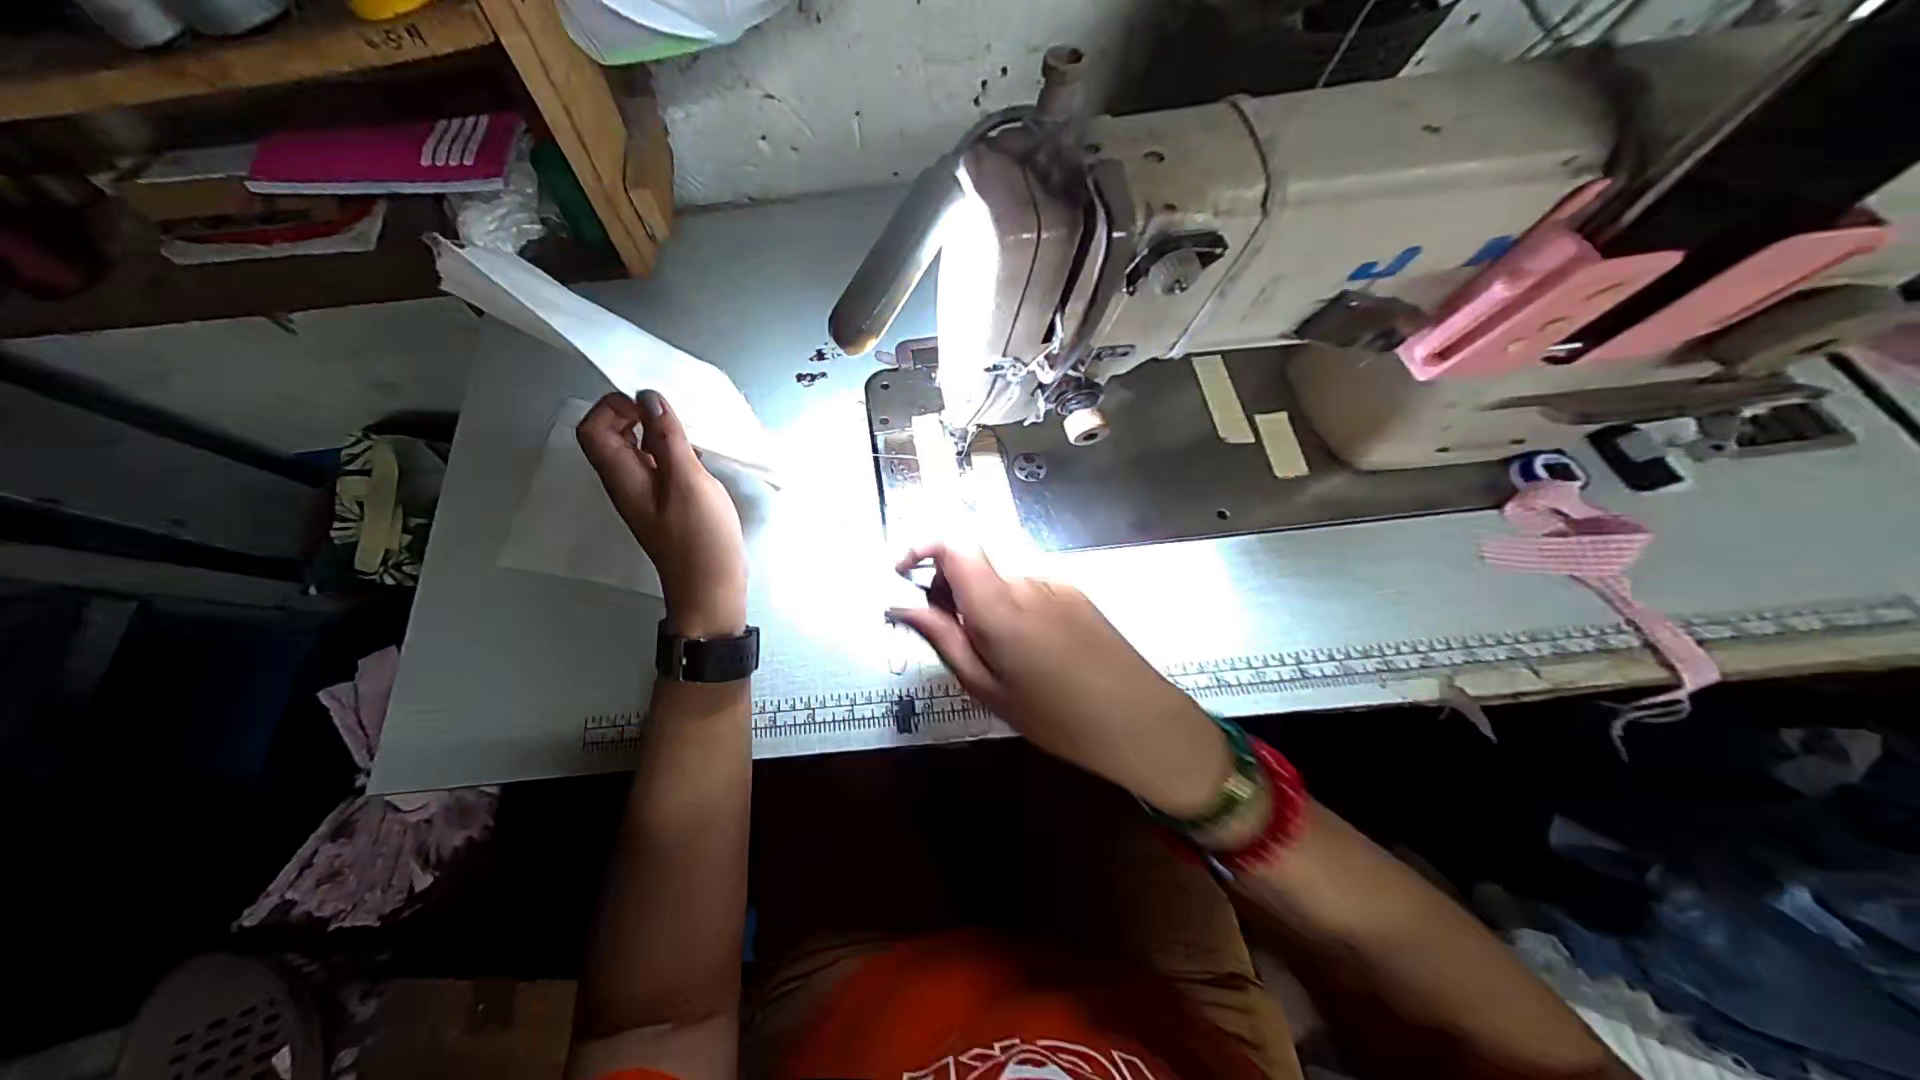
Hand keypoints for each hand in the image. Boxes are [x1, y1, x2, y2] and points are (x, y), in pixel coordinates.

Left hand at [577, 391, 746, 638]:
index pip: (593, 428)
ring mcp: (646, 493)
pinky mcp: (666, 501)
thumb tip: (649, 398)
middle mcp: (626, 482)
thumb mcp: (687, 481)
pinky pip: (658, 464)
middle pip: (611, 435)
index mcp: (622, 476)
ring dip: (659, 432)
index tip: (652, 408)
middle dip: (637, 415)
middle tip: (673, 417)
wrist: (711, 587)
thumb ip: (667, 438)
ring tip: (690, 434)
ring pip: (637, 448)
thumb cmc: (700, 538)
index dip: (615, 407)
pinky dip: (673, 451)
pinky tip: (699, 456)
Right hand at [888, 544, 1232, 817]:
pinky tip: (1024, 647)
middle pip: (973, 559)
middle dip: (947, 584)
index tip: (902, 574)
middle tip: (943, 630)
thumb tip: (901, 605)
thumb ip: (942, 638)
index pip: (952, 543)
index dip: (921, 548)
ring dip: (979, 597)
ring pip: (999, 575)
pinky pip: (1027, 586)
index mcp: (999, 604)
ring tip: (990, 649)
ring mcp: (1055, 582)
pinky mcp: (1075, 592)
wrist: (1140, 721)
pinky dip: (1008, 604)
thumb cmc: (1055, 717)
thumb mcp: (987, 687)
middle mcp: (1026, 580)